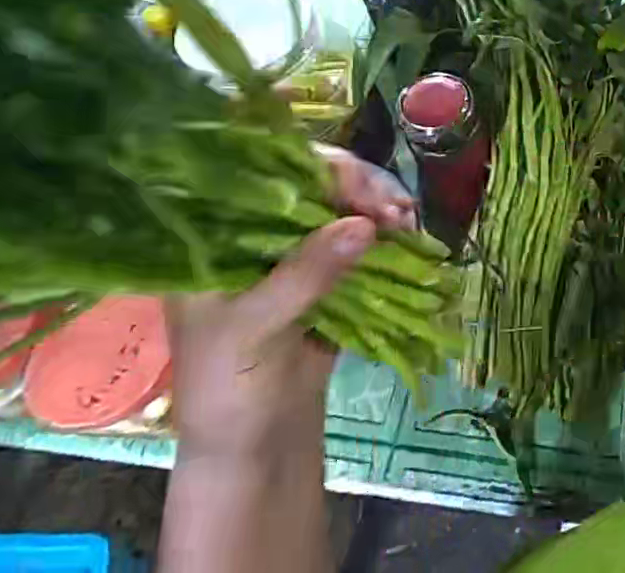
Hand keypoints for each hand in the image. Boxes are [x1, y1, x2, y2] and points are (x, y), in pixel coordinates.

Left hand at [166, 149, 414, 459]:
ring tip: (408, 221)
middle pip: (309, 185)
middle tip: (398, 208)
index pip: (265, 173)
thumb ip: (304, 274)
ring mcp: (292, 249)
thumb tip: (364, 225)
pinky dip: (382, 238)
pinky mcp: (323, 272)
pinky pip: (355, 242)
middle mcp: (253, 228)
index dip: (315, 171)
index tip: (360, 187)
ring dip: (376, 208)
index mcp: (216, 232)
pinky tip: (406, 236)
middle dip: (357, 188)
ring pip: (338, 208)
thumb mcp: (253, 329)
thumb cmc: (227, 389)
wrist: (252, 453)